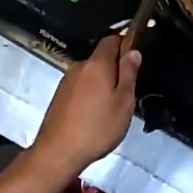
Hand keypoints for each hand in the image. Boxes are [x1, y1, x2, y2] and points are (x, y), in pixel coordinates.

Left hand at [25, 35, 139, 173]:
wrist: (57, 154)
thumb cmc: (97, 127)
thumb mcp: (124, 101)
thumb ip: (129, 73)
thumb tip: (133, 51)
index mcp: (97, 64)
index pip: (112, 39)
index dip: (126, 43)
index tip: (135, 60)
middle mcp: (79, 67)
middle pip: (101, 57)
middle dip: (115, 67)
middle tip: (128, 90)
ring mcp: (66, 82)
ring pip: (91, 74)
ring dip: (102, 82)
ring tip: (112, 106)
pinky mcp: (59, 97)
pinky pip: (81, 86)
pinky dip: (90, 93)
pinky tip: (95, 114)